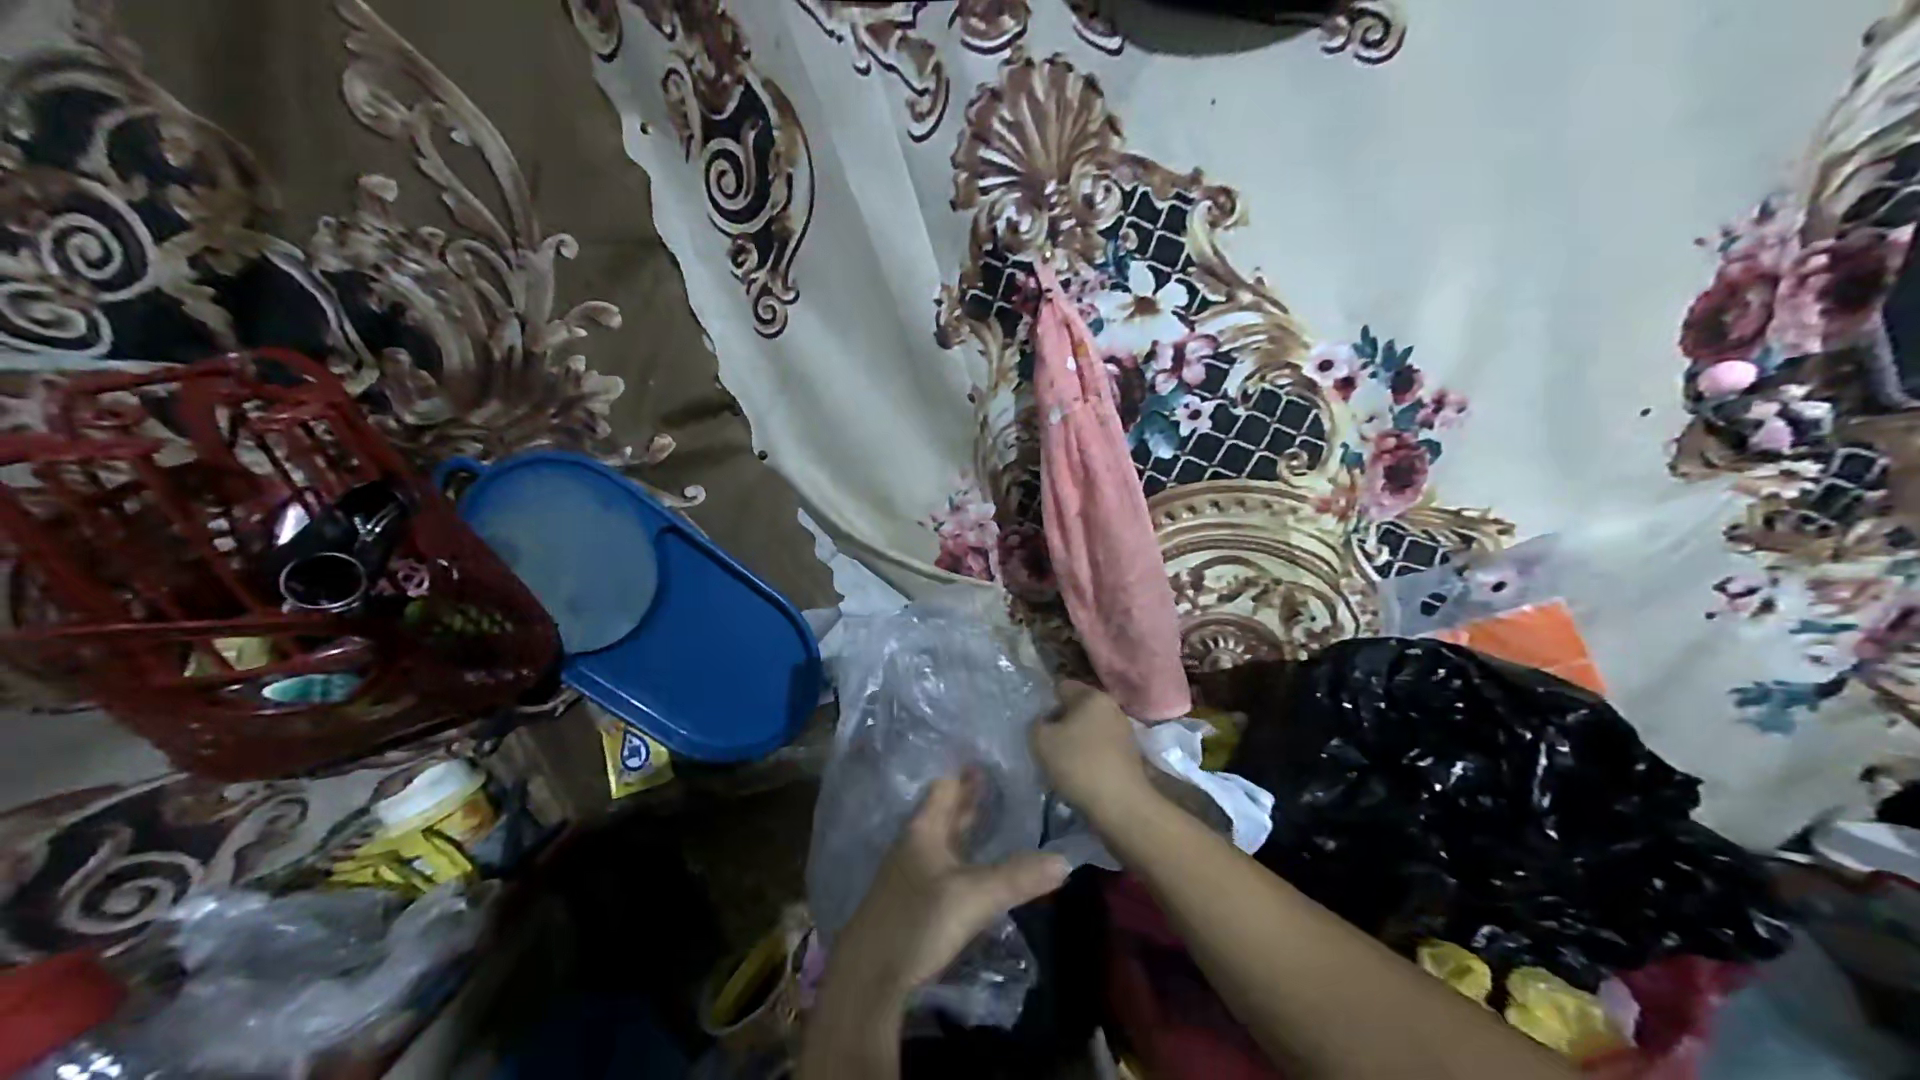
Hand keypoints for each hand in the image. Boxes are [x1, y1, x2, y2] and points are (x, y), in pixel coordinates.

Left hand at [825, 769, 1069, 1005]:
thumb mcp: (973, 896)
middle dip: (969, 797)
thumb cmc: (917, 922)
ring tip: (993, 817)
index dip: (966, 773)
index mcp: (924, 830)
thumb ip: (1018, 876)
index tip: (989, 758)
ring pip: (945, 839)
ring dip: (966, 827)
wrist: (868, 978)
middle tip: (998, 780)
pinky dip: (963, 856)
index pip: (946, 788)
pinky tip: (976, 866)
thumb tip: (1065, 859)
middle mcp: (916, 845)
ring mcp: (912, 874)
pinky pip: (944, 866)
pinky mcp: (914, 903)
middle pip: (945, 812)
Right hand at [1031, 680, 1151, 819]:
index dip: (1045, 704)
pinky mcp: (1130, 754)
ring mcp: (1124, 730)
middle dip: (1061, 724)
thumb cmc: (1078, 764)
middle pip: (1076, 709)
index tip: (1038, 726)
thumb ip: (1036, 723)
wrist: (1120, 804)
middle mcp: (1112, 706)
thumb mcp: (1041, 740)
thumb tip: (1045, 722)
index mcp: (1092, 695)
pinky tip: (1080, 775)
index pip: (1061, 687)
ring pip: (1089, 730)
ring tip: (1062, 765)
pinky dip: (1089, 757)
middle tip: (1047, 746)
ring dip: (1075, 742)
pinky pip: (1100, 748)